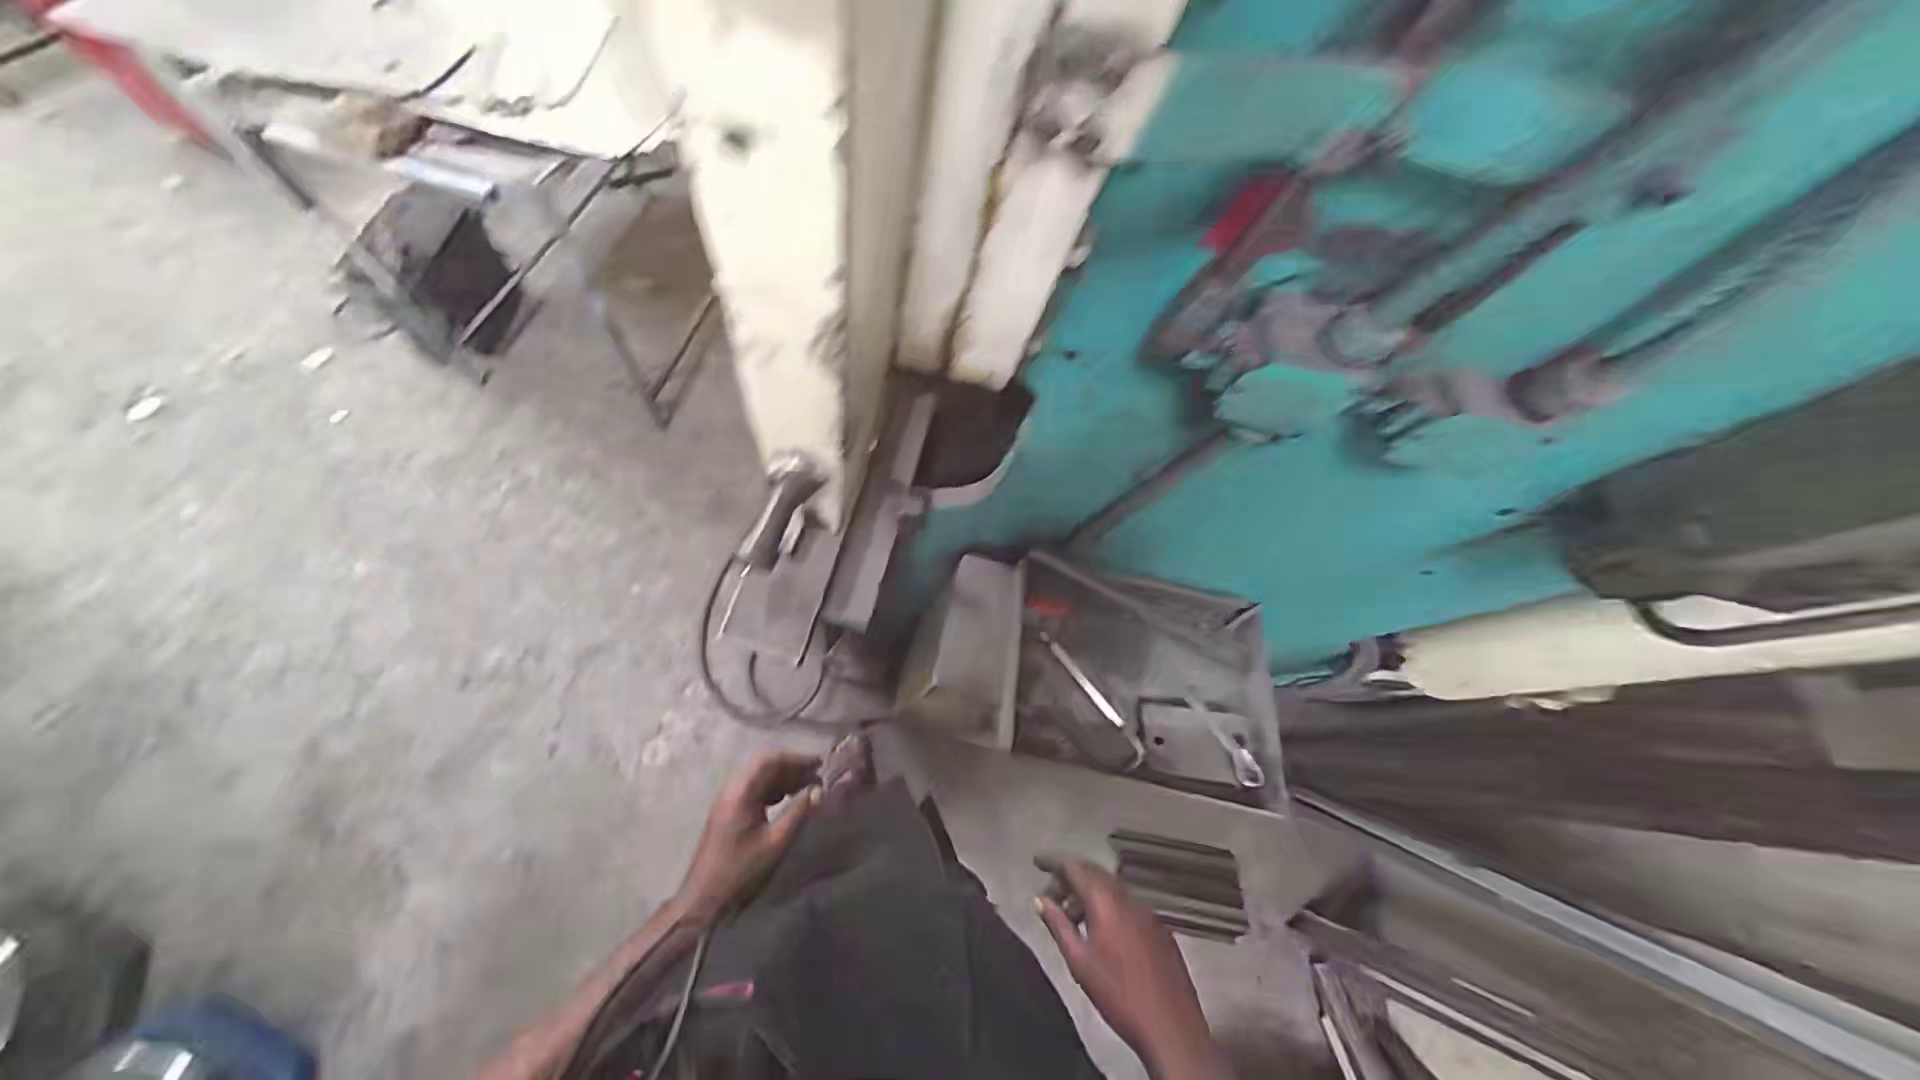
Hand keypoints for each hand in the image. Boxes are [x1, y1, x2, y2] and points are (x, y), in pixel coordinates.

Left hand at [673, 749, 820, 924]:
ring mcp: (729, 801)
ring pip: (760, 778)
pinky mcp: (729, 812)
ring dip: (784, 778)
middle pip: (765, 765)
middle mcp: (732, 790)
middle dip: (793, 767)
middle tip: (817, 776)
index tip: (820, 765)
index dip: (797, 758)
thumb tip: (820, 790)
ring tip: (808, 787)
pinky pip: (755, 790)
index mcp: (741, 792)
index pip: (770, 760)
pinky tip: (789, 799)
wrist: (704, 900)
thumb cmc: (741, 871)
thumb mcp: (775, 842)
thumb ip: (799, 812)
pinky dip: (775, 790)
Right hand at [1037, 860, 1232, 1079]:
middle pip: (1095, 874)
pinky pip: (1129, 905)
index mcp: (1106, 900)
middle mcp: (1129, 897)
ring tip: (1073, 919)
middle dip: (1071, 879)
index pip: (1076, 867)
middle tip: (1052, 896)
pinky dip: (1110, 908)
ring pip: (1113, 890)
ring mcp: (1149, 912)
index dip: (1055, 863)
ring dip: (1090, 895)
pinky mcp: (1161, 929)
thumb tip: (1041, 901)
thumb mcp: (1079, 961)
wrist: (1171, 1027)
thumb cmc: (1118, 995)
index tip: (1038, 863)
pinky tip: (1103, 933)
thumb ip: (1058, 925)